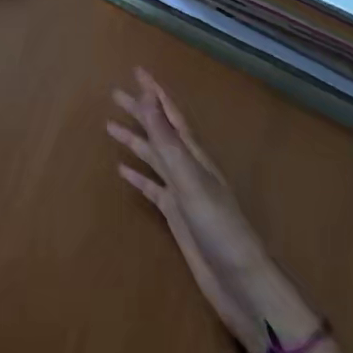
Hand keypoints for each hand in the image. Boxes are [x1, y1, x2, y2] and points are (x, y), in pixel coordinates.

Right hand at [109, 68, 279, 352]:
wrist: (241, 282)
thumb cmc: (219, 227)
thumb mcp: (190, 180)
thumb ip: (167, 140)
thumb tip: (148, 99)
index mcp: (194, 157)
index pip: (171, 116)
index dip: (155, 93)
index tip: (137, 71)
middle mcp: (188, 169)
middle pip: (160, 133)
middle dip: (140, 111)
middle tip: (115, 94)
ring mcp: (182, 192)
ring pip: (154, 157)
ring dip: (135, 140)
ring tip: (110, 126)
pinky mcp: (177, 215)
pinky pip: (152, 187)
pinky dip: (137, 176)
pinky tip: (122, 171)